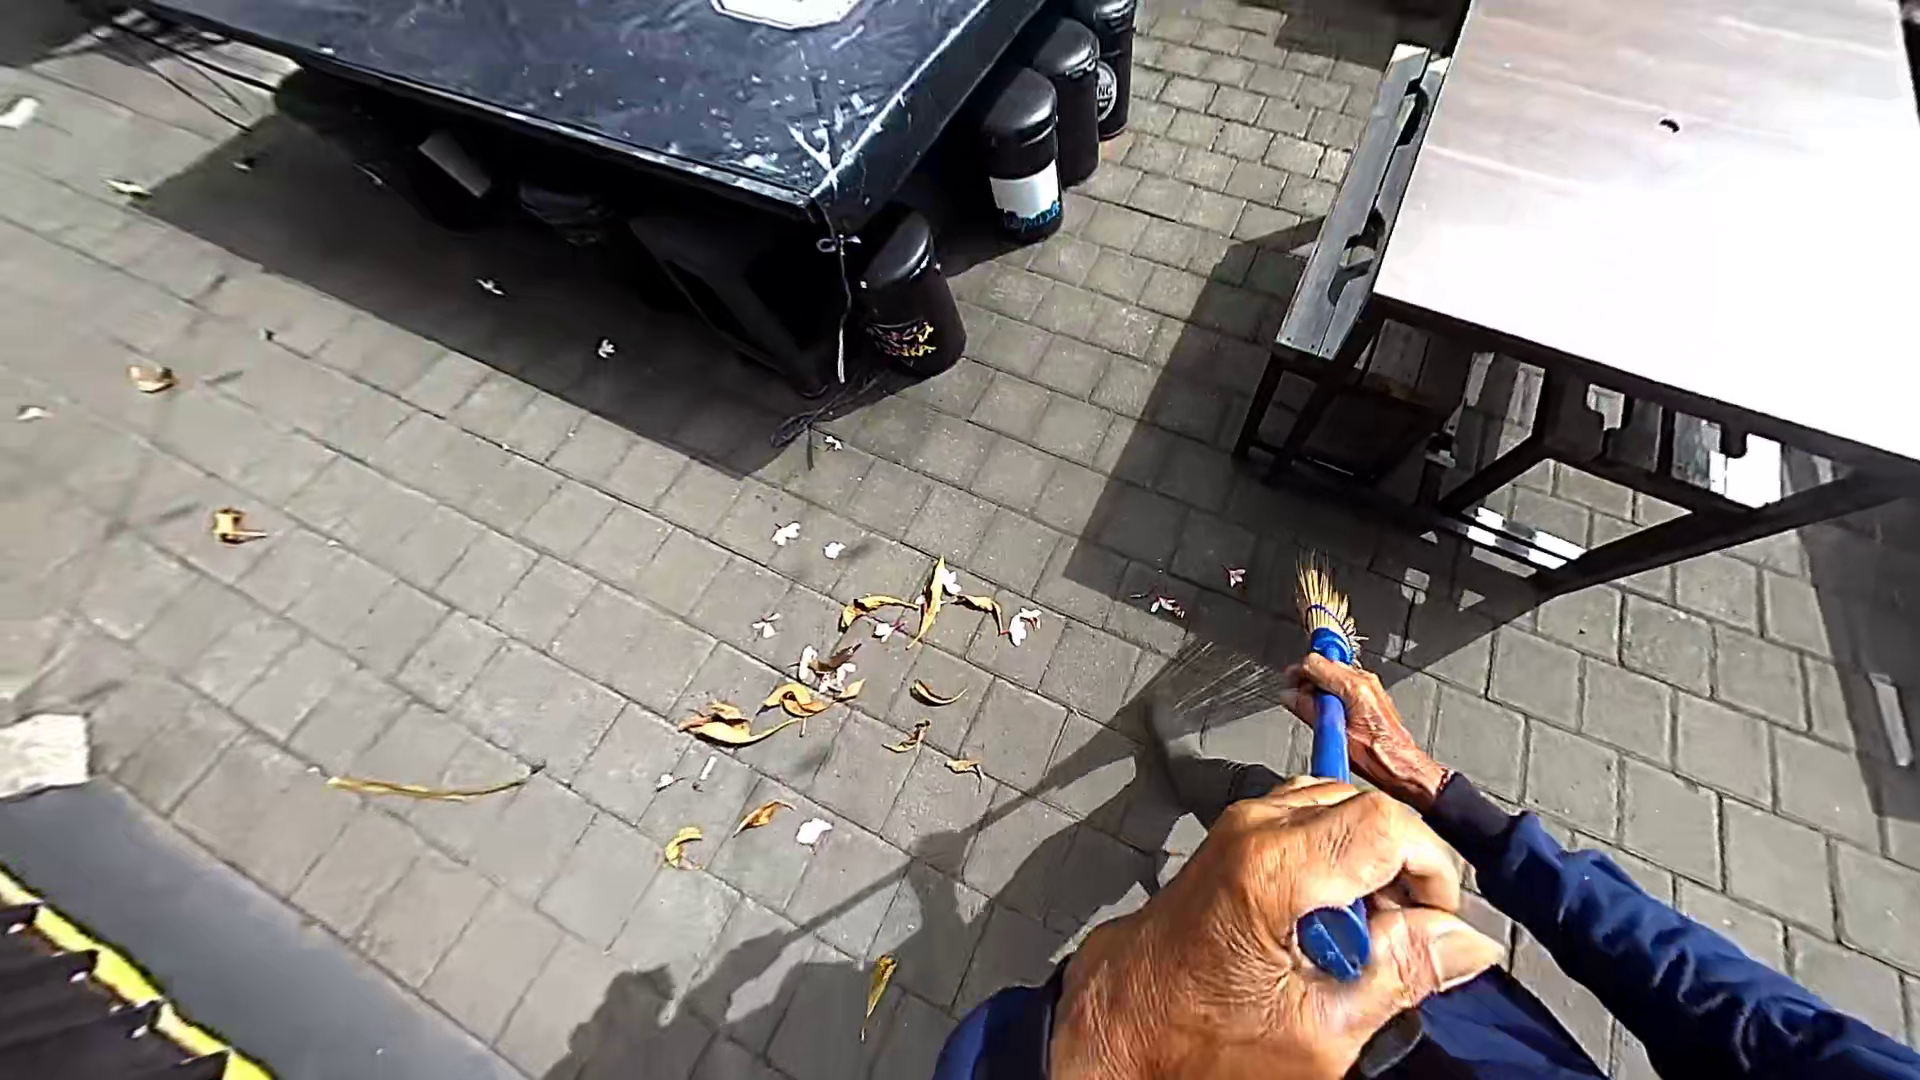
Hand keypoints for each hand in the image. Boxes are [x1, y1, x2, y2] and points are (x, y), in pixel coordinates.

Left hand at [1050, 779, 1503, 1079]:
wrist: (1137, 1002)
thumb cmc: (1208, 1027)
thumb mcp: (1321, 1026)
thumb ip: (1400, 972)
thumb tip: (1465, 940)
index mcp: (1273, 869)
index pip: (1384, 822)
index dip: (1432, 869)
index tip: (1436, 923)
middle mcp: (1254, 827)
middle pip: (1365, 805)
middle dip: (1405, 864)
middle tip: (1403, 934)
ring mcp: (1242, 822)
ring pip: (1340, 804)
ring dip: (1371, 857)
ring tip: (1364, 929)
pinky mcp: (1238, 831)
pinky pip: (1309, 814)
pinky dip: (1339, 849)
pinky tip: (1333, 909)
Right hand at [1281, 655, 1450, 812]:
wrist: (1403, 769)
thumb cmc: (1377, 758)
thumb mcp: (1333, 733)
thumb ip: (1307, 709)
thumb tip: (1289, 696)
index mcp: (1354, 687)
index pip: (1314, 662)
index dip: (1297, 673)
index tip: (1289, 684)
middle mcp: (1365, 681)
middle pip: (1323, 662)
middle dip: (1308, 679)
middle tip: (1302, 700)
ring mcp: (1370, 685)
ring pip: (1332, 670)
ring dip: (1320, 685)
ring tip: (1319, 710)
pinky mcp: (1371, 693)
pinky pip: (1343, 680)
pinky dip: (1331, 690)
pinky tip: (1332, 711)